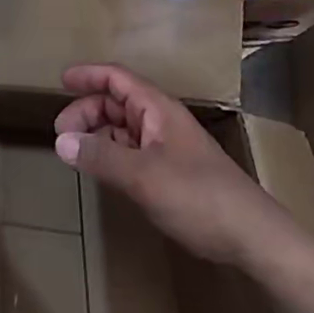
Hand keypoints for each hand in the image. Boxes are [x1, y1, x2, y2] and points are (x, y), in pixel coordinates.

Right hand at [54, 64, 293, 266]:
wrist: (253, 237)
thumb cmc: (198, 196)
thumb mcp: (143, 176)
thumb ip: (100, 156)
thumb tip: (60, 140)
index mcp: (158, 109)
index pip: (118, 78)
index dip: (89, 75)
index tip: (60, 80)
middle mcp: (162, 121)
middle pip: (117, 103)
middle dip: (87, 111)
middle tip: (61, 134)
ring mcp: (168, 147)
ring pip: (123, 129)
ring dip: (97, 134)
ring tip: (75, 152)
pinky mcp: (172, 172)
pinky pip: (132, 152)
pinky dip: (111, 154)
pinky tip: (101, 169)